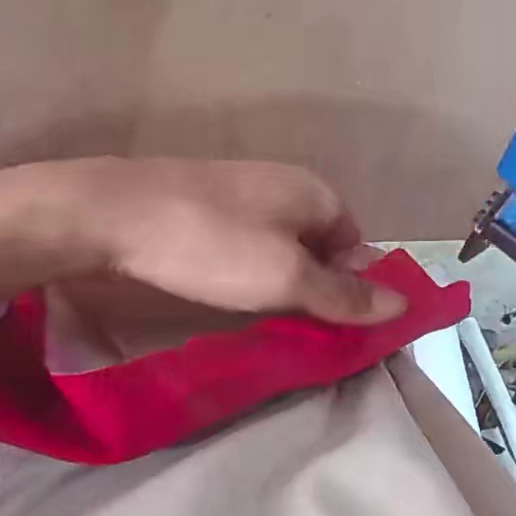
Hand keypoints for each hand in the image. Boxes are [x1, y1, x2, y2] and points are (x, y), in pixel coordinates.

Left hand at [43, 157, 405, 325]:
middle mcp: (280, 184)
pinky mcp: (199, 207)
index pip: (355, 244)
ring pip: (274, 248)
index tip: (333, 328)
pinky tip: (220, 292)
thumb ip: (342, 293)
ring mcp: (236, 192)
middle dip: (311, 289)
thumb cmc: (210, 245)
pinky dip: (240, 272)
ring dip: (274, 284)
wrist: (112, 214)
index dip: (351, 287)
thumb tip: (403, 303)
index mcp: (313, 191)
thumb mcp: (285, 278)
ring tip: (257, 318)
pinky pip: (239, 246)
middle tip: (295, 330)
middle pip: (315, 246)